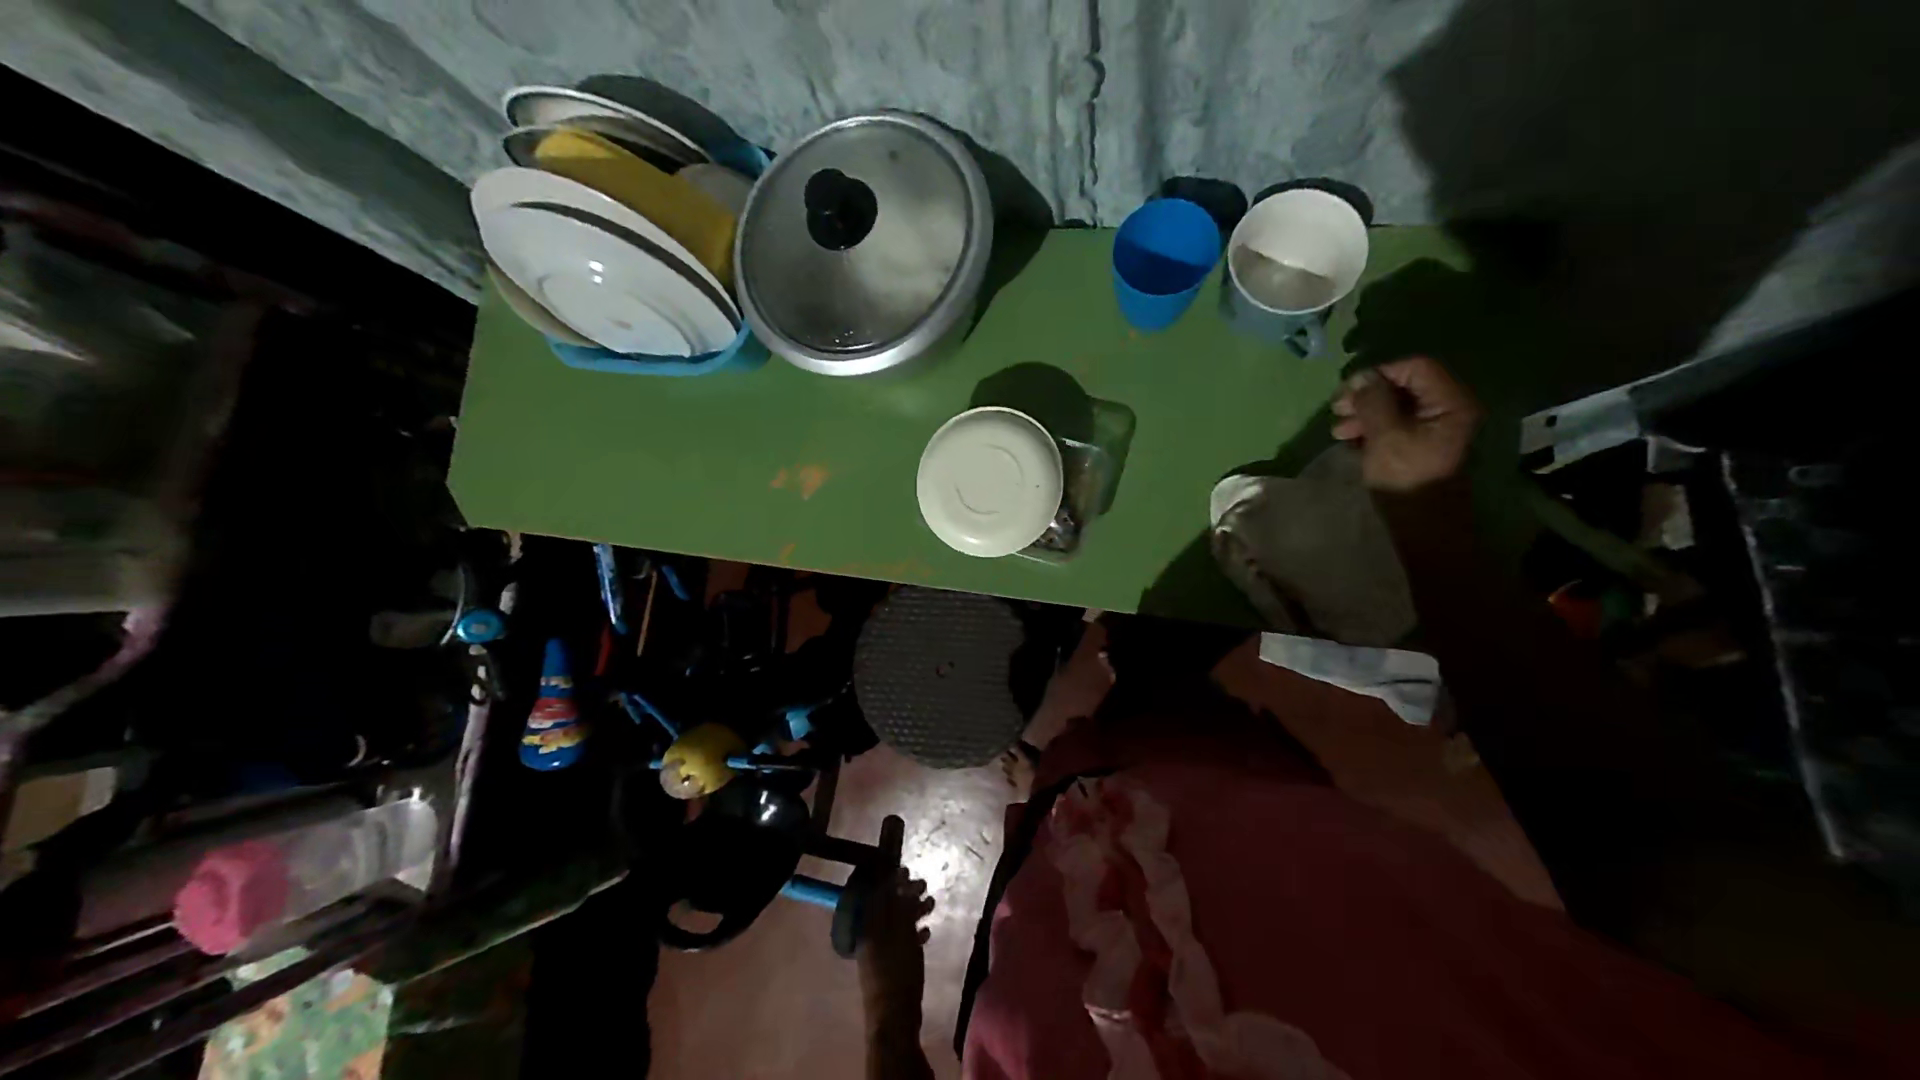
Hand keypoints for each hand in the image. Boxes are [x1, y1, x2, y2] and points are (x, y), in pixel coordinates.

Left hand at [857, 866, 932, 1009]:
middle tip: (924, 885)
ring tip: (932, 905)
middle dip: (905, 894)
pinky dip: (913, 933)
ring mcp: (879, 952)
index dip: (891, 880)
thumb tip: (899, 884)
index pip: (877, 894)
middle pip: (888, 907)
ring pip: (896, 923)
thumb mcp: (901, 936)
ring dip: (913, 912)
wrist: (894, 1019)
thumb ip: (900, 909)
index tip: (907, 869)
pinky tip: (927, 932)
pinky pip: (901, 941)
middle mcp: (870, 936)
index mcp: (868, 927)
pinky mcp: (890, 966)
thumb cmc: (897, 973)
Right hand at [1331, 356, 1481, 492]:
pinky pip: (1395, 423)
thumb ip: (1373, 401)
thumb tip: (1362, 376)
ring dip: (1364, 412)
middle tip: (1337, 408)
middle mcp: (1447, 409)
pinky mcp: (1420, 443)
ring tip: (1339, 430)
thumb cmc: (1405, 476)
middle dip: (1368, 394)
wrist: (1420, 523)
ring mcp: (1434, 427)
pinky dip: (1372, 426)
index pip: (1416, 368)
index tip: (1348, 391)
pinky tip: (1351, 438)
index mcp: (1450, 402)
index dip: (1380, 374)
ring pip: (1396, 406)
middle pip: (1404, 386)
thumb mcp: (1385, 435)